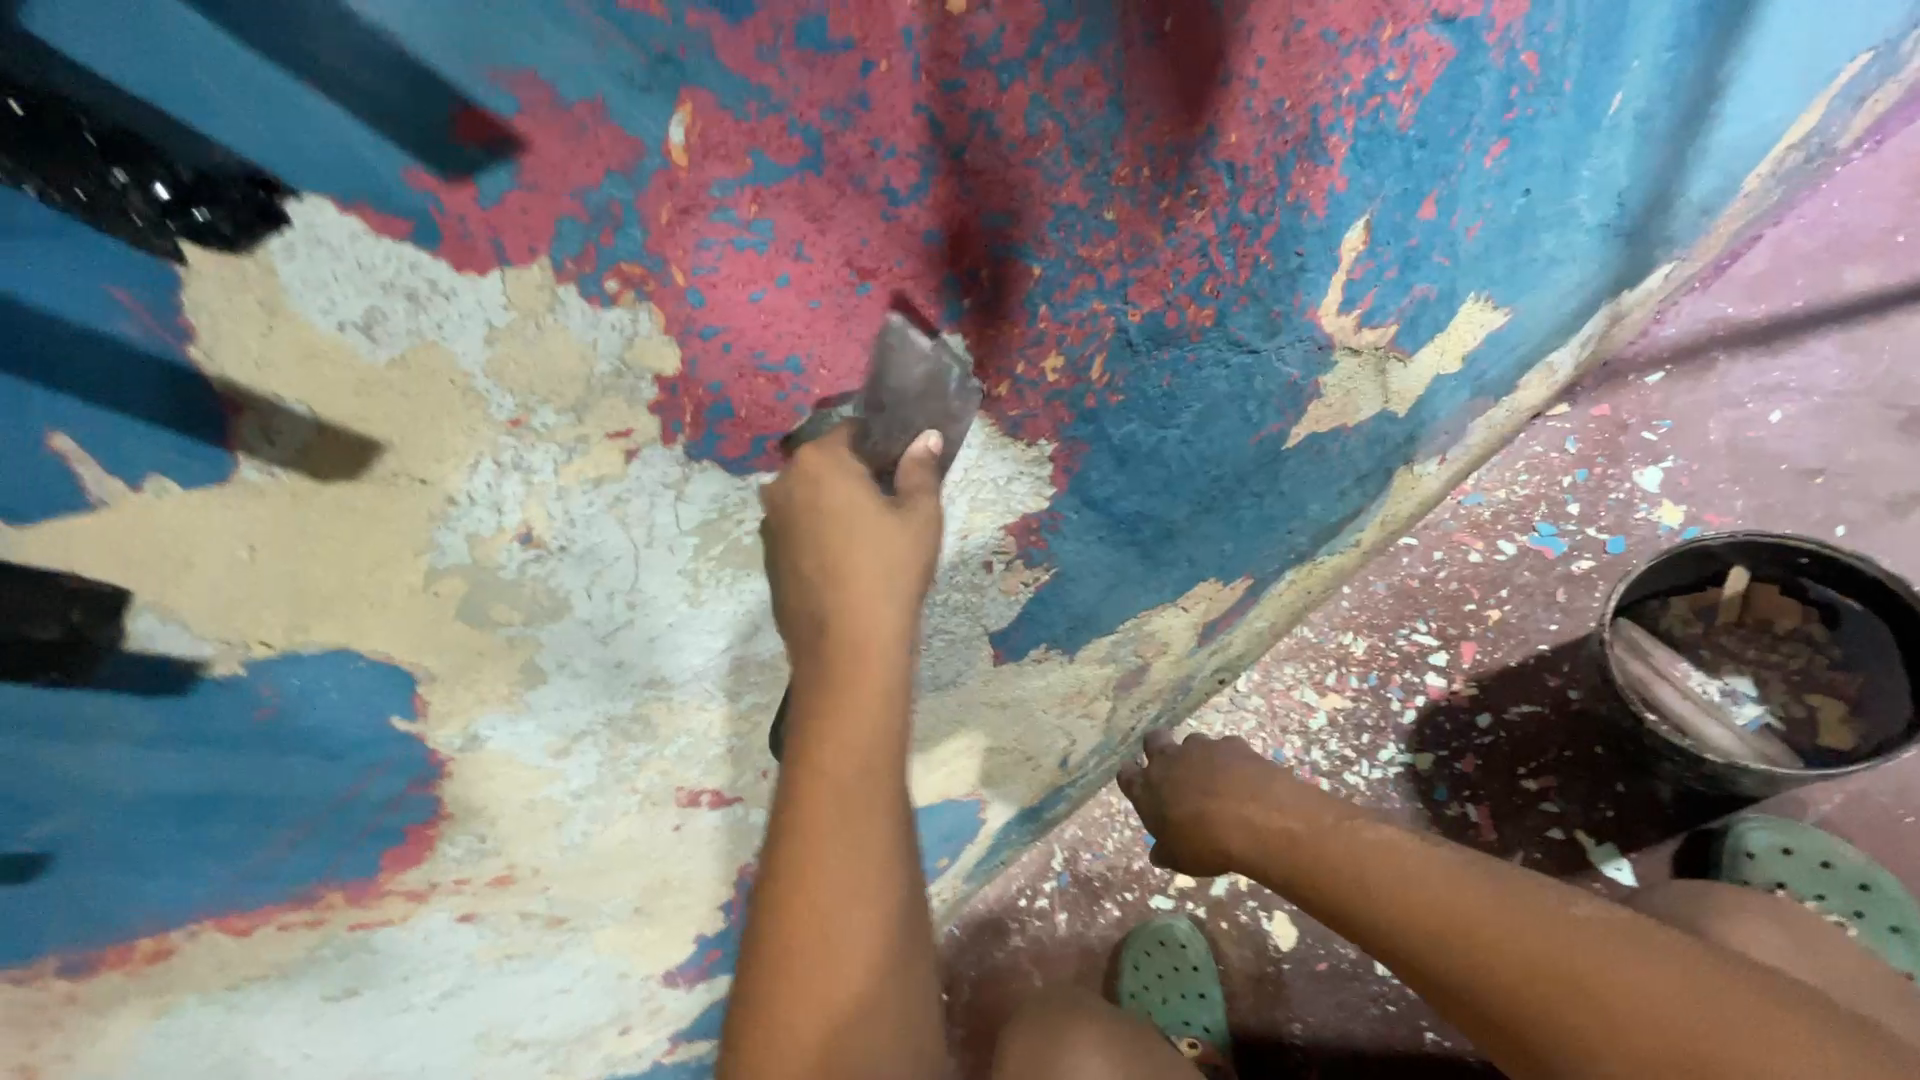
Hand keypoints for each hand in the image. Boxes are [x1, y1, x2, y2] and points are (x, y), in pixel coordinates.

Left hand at [761, 423, 945, 674]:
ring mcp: (769, 524)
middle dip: (857, 476)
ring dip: (836, 507)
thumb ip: (920, 469)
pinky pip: (800, 532)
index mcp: (818, 461)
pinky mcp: (768, 559)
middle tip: (893, 506)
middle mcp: (782, 483)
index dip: (884, 447)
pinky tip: (847, 565)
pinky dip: (820, 537)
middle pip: (827, 465)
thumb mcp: (920, 516)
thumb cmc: (889, 570)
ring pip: (811, 500)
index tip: (906, 470)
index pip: (854, 432)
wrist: (847, 647)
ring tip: (871, 540)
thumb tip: (925, 437)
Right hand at [1117, 730, 1286, 876]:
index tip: (1142, 787)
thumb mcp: (1180, 858)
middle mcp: (1169, 760)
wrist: (1255, 820)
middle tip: (1174, 769)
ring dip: (1199, 757)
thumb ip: (1165, 851)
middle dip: (1159, 748)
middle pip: (1153, 739)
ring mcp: (1201, 748)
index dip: (1133, 778)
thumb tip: (1157, 854)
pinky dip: (1232, 761)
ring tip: (1217, 780)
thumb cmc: (1206, 844)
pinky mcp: (1233, 745)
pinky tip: (1245, 780)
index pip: (1126, 774)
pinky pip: (1227, 748)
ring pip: (1192, 742)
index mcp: (1147, 788)